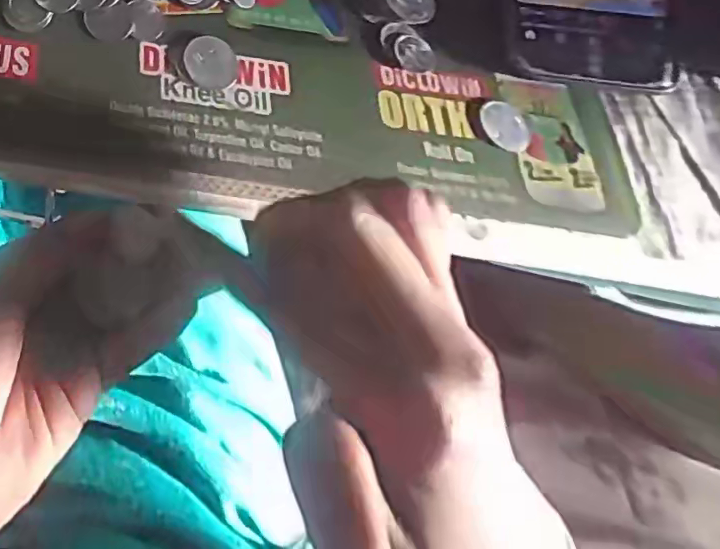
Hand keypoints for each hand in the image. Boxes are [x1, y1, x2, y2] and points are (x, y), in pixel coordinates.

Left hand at [0, 212, 198, 548]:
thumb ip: (41, 261)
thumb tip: (91, 222)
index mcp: (12, 273)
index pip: (65, 237)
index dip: (102, 223)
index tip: (145, 210)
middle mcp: (42, 300)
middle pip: (96, 267)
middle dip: (134, 250)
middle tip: (182, 233)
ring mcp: (66, 342)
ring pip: (116, 304)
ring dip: (150, 285)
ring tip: (195, 262)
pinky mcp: (86, 383)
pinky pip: (123, 347)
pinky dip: (151, 327)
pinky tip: (182, 307)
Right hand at [250, 180, 567, 548]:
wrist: (487, 530)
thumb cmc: (413, 535)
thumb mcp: (365, 544)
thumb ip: (335, 491)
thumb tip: (318, 414)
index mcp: (418, 393)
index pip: (325, 283)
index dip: (262, 266)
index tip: (232, 277)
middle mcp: (449, 338)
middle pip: (364, 216)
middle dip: (294, 221)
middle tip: (262, 255)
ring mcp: (461, 315)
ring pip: (397, 204)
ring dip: (330, 212)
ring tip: (299, 250)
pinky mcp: (457, 305)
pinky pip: (413, 222)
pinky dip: (363, 217)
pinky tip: (335, 255)